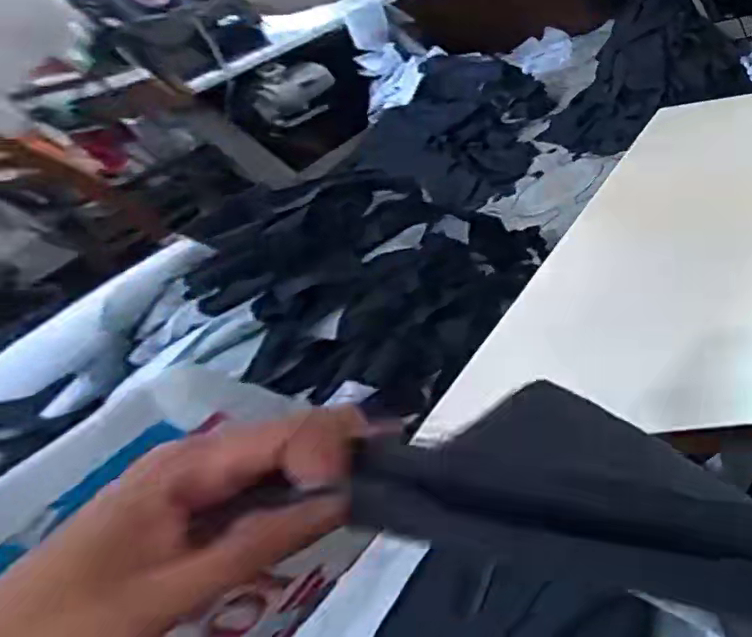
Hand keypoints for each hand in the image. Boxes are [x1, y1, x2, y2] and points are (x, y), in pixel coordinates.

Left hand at [0, 407, 368, 636]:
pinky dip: (311, 489)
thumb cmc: (64, 625)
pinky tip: (332, 505)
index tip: (357, 494)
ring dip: (336, 468)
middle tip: (391, 478)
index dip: (336, 453)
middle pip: (303, 430)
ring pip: (297, 451)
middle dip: (349, 449)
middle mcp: (206, 454)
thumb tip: (348, 499)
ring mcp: (205, 474)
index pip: (294, 430)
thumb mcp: (159, 597)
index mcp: (191, 462)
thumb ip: (258, 544)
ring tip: (376, 488)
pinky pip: (275, 479)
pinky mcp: (207, 499)